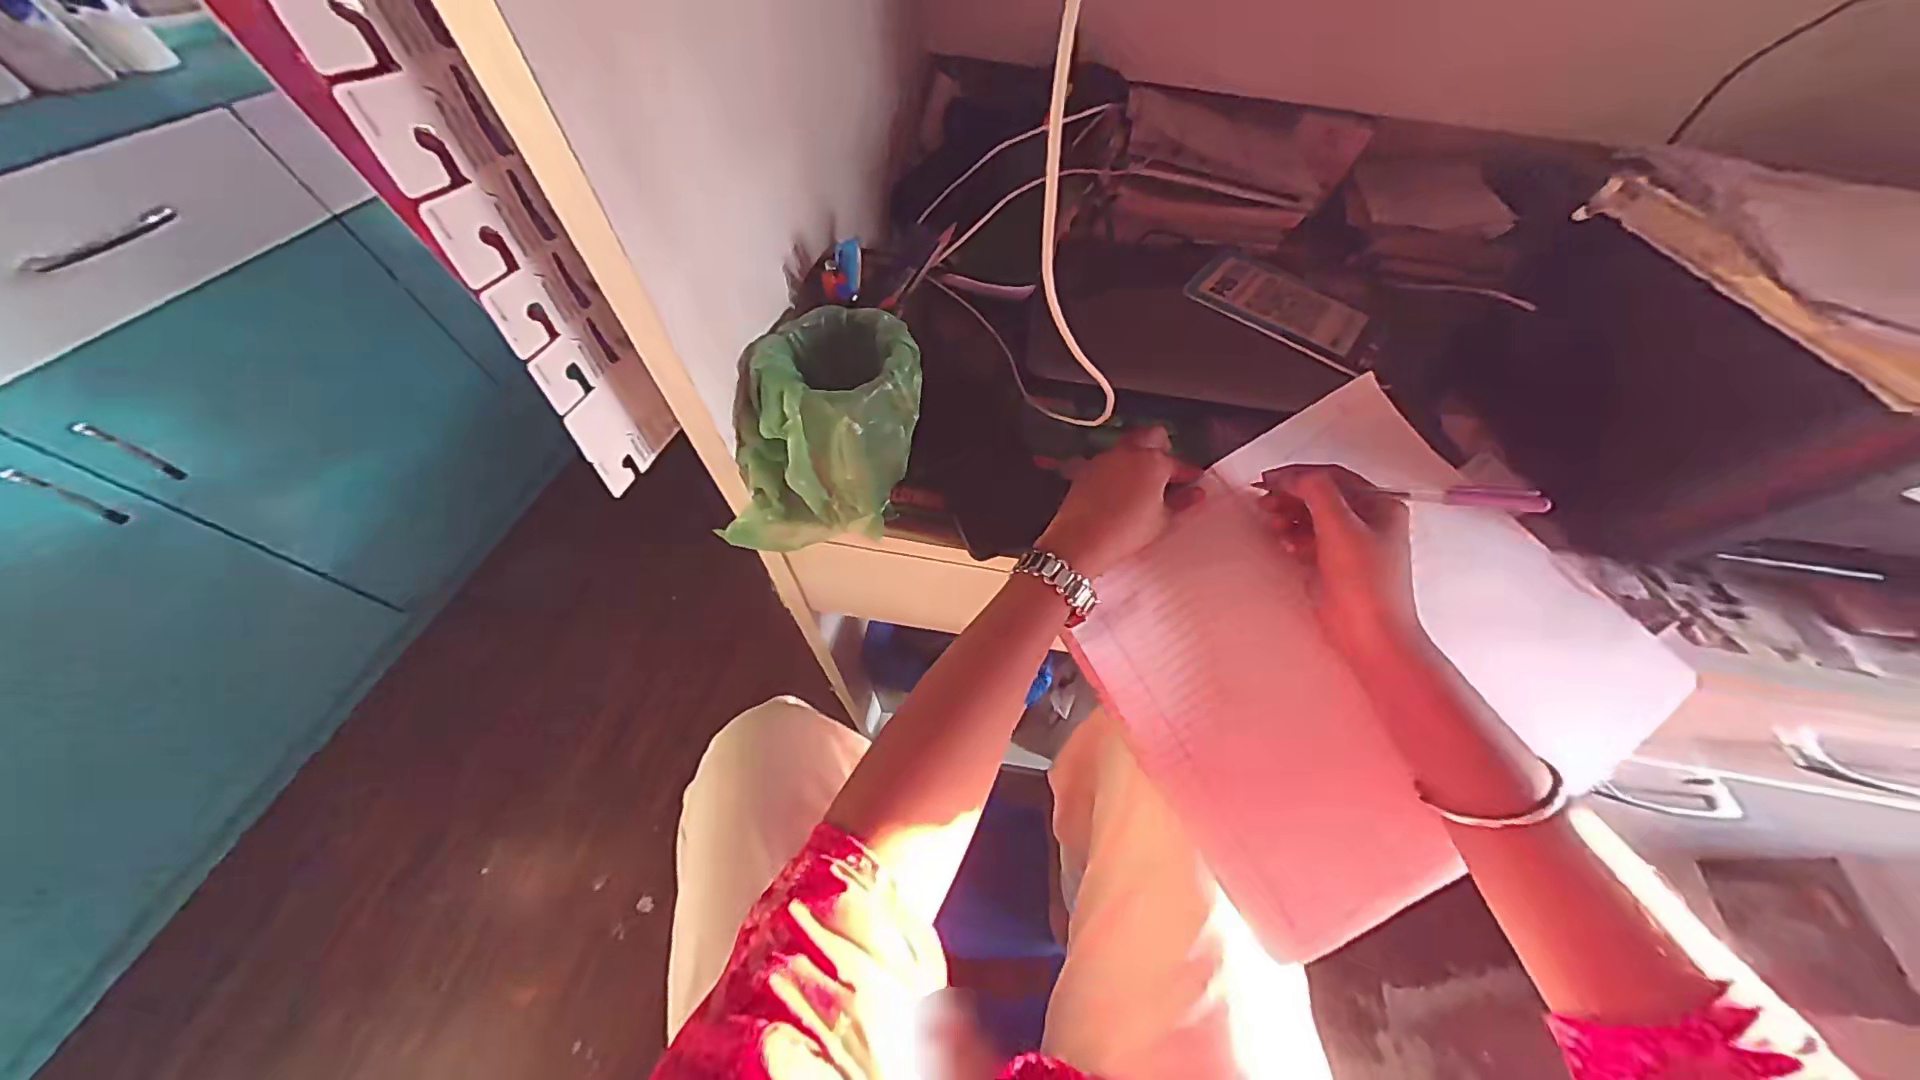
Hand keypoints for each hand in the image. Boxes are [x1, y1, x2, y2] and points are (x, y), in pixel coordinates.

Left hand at [1037, 427, 1203, 577]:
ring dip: (1137, 456)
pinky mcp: (1086, 468)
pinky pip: (1107, 461)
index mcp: (1154, 462)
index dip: (1188, 473)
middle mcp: (1129, 452)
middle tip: (1167, 469)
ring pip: (1127, 446)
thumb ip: (1181, 502)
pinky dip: (1117, 468)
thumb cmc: (1127, 531)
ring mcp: (1105, 458)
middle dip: (1162, 448)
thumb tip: (1194, 493)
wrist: (1080, 539)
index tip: (1194, 481)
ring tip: (1143, 479)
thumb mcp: (1162, 520)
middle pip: (1151, 436)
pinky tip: (1118, 486)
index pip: (1178, 463)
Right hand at [1255, 464, 1423, 659]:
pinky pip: (1306, 540)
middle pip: (1319, 497)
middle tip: (1264, 500)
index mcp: (1380, 506)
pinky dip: (1291, 536)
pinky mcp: (1333, 564)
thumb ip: (1317, 494)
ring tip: (1270, 521)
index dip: (1297, 475)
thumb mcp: (1340, 528)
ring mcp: (1350, 544)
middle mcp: (1368, 522)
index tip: (1269, 480)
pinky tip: (1282, 542)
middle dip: (1289, 496)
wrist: (1369, 633)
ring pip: (1310, 518)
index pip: (1332, 477)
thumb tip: (1293, 476)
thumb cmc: (1368, 587)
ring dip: (1287, 516)